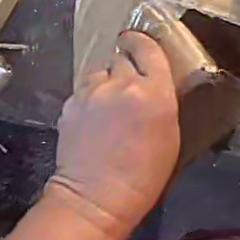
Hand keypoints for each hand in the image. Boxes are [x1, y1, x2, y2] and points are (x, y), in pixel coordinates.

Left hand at [48, 31, 180, 238]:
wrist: (96, 197)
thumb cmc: (143, 177)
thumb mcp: (169, 135)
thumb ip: (160, 100)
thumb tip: (151, 83)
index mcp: (153, 91)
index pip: (148, 48)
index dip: (141, 42)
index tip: (138, 42)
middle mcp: (122, 83)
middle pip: (123, 59)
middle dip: (126, 69)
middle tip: (128, 91)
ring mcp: (91, 91)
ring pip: (100, 72)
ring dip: (105, 82)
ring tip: (107, 107)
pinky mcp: (70, 103)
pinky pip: (83, 90)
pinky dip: (89, 98)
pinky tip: (92, 121)